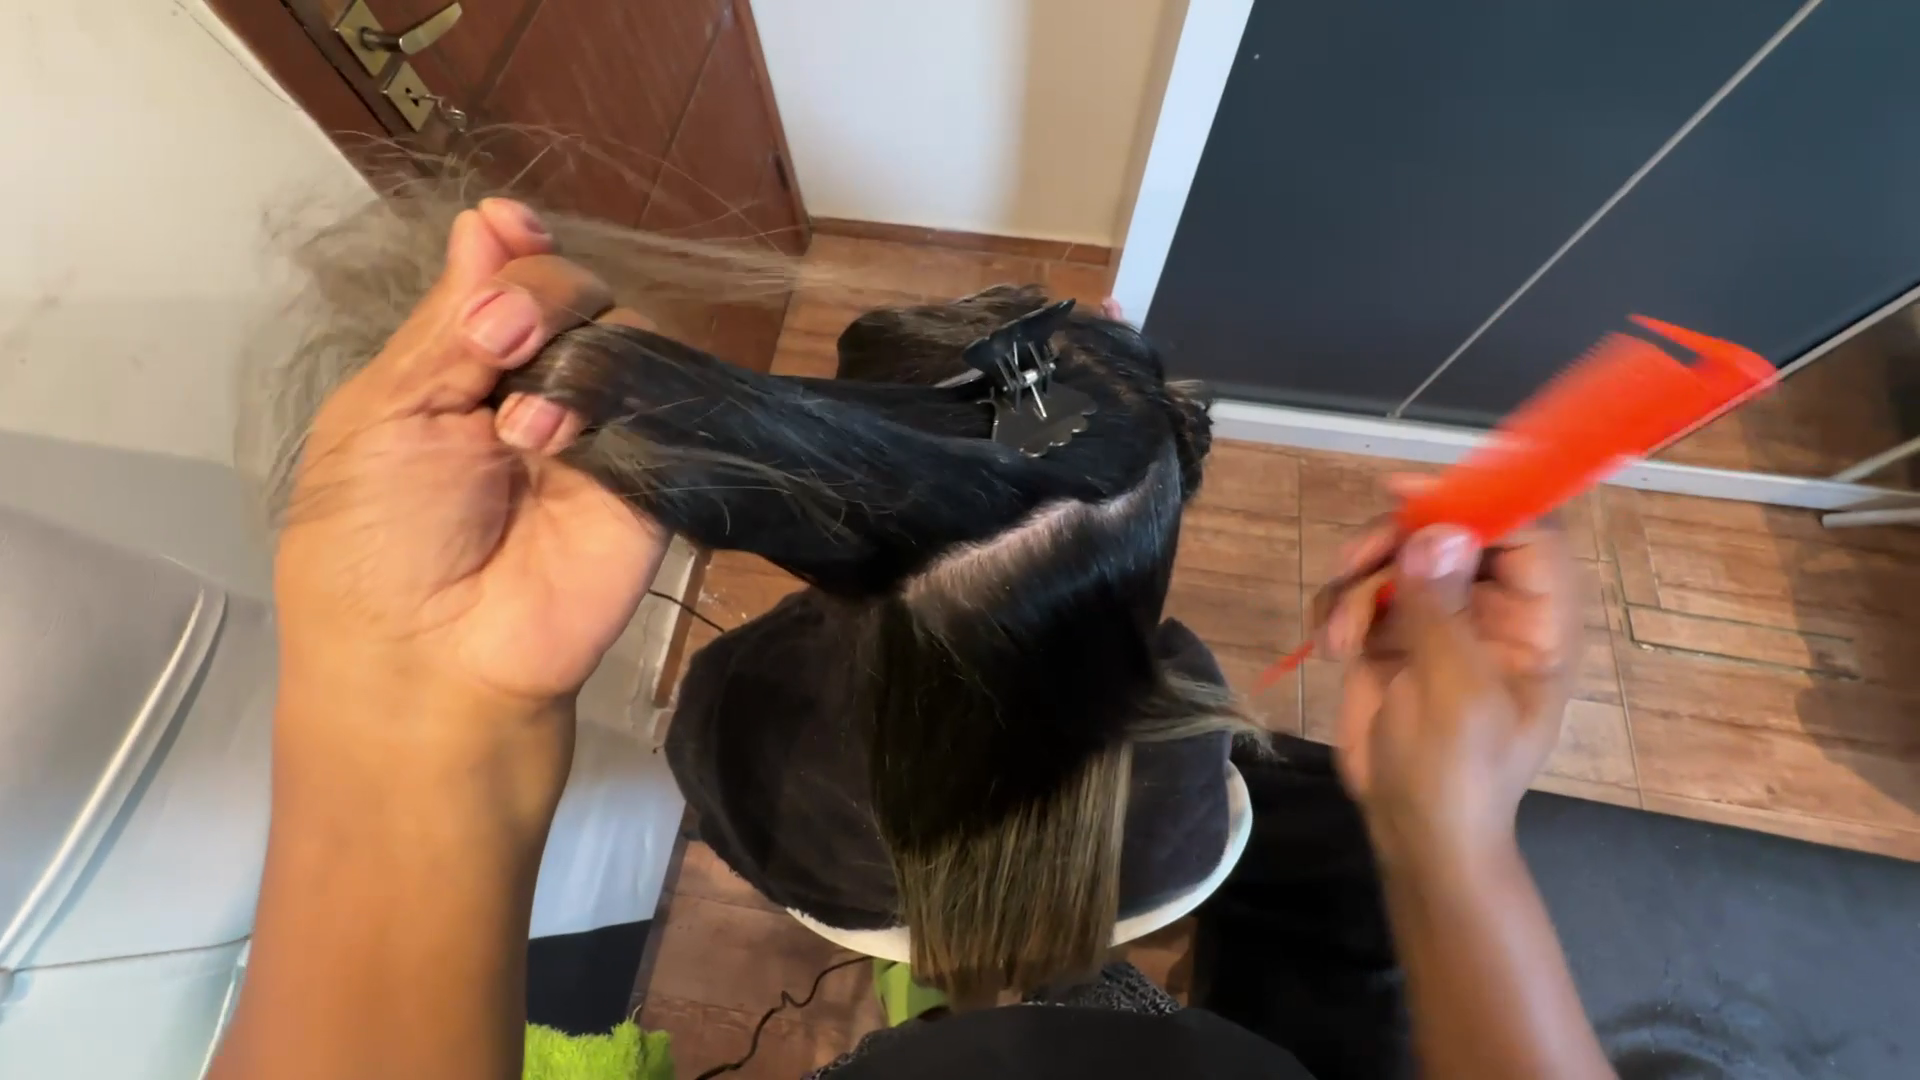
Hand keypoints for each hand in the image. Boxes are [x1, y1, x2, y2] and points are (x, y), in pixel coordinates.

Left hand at [274, 198, 667, 725]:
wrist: (442, 658)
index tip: (512, 229)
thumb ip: (451, 325)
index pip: (514, 285)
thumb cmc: (379, 540)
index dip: (521, 252)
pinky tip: (566, 439)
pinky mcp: (654, 479)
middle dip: (543, 296)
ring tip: (524, 426)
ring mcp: (608, 437)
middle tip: (498, 342)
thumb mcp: (388, 413)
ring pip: (634, 346)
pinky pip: (667, 412)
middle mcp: (546, 395)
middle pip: (584, 301)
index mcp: (469, 373)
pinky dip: (627, 402)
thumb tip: (491, 220)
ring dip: (577, 356)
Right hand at [1315, 480, 1577, 862]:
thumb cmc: (1455, 772)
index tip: (1406, 494)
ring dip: (1353, 591)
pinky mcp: (1385, 634)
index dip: (1476, 504)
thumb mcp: (1456, 694)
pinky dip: (1333, 610)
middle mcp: (1486, 610)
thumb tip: (1433, 533)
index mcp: (1534, 623)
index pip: (1524, 537)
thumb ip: (1442, 612)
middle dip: (1390, 547)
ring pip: (1390, 560)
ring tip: (1337, 641)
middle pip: (1443, 535)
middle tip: (1352, 566)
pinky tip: (1327, 646)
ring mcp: (1432, 620)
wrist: (1410, 825)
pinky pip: (1355, 593)